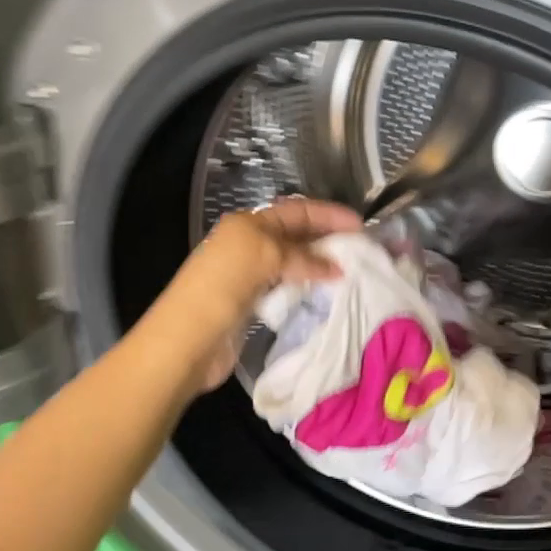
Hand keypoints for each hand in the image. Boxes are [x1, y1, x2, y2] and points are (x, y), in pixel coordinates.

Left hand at [160, 198, 361, 392]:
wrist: (188, 340)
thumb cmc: (223, 286)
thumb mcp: (265, 255)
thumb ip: (303, 257)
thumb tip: (336, 269)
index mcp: (248, 225)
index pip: (296, 210)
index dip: (329, 215)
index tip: (361, 226)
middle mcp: (249, 246)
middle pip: (296, 236)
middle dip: (328, 239)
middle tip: (361, 251)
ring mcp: (250, 277)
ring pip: (294, 264)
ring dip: (320, 267)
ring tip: (351, 274)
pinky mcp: (253, 306)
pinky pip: (288, 290)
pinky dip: (307, 290)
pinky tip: (326, 296)